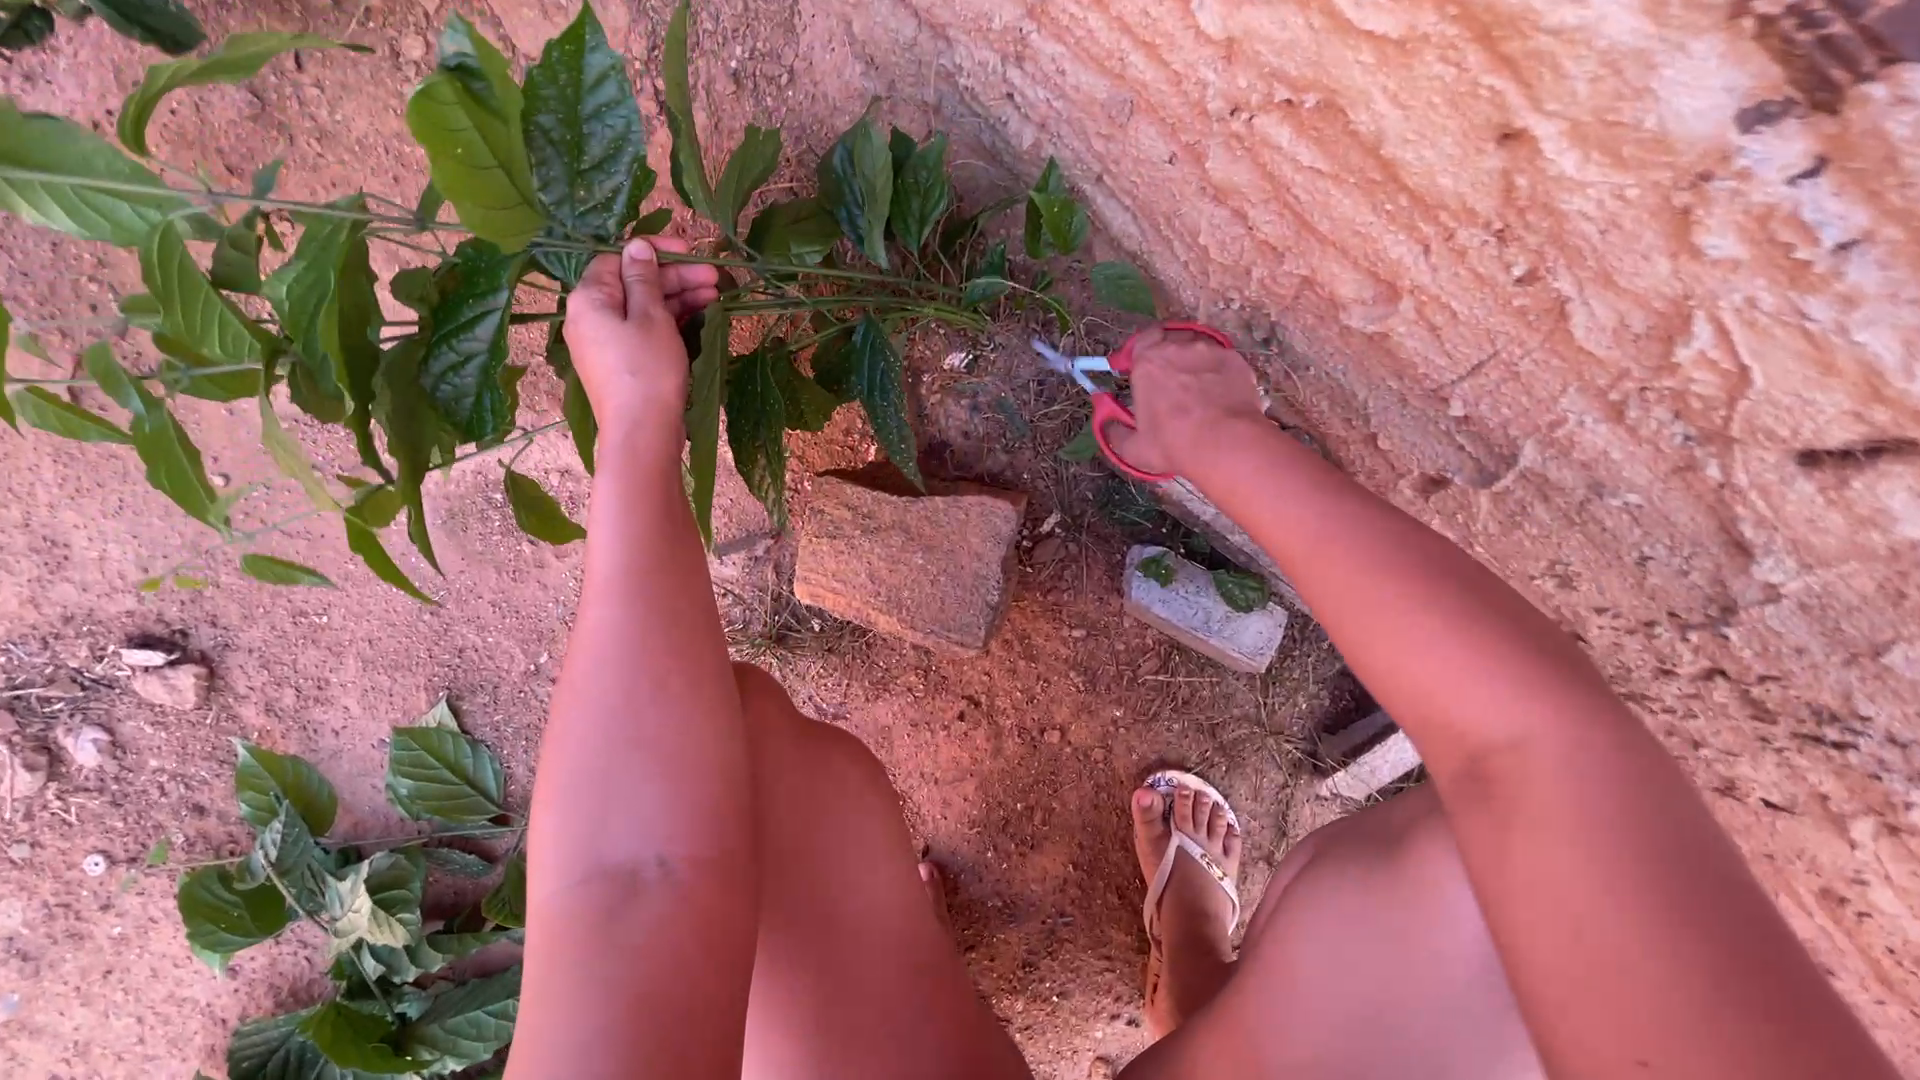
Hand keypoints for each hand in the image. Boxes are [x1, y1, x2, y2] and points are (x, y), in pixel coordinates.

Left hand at [564, 236, 721, 440]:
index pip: (618, 258)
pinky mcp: (622, 363)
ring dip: (677, 298)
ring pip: (642, 309)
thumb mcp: (651, 316)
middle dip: (674, 278)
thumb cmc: (647, 370)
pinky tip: (697, 316)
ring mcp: (605, 342)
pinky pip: (643, 331)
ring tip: (714, 295)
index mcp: (589, 298)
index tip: (689, 251)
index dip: (654, 251)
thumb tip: (637, 247)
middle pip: (633, 284)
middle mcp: (590, 317)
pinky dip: (669, 322)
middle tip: (714, 277)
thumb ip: (644, 278)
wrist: (642, 432)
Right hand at [1107, 325, 1265, 477]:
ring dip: (1195, 364)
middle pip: (1171, 342)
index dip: (1143, 351)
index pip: (1143, 340)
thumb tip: (1109, 426)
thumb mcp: (1134, 448)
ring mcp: (1209, 350)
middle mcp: (1177, 348)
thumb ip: (1116, 433)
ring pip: (1198, 350)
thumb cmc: (1173, 444)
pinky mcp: (1234, 359)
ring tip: (1199, 391)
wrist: (1225, 443)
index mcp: (1147, 363)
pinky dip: (1218, 373)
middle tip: (1171, 383)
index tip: (1144, 367)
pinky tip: (1220, 395)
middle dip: (1170, 357)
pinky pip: (1222, 361)